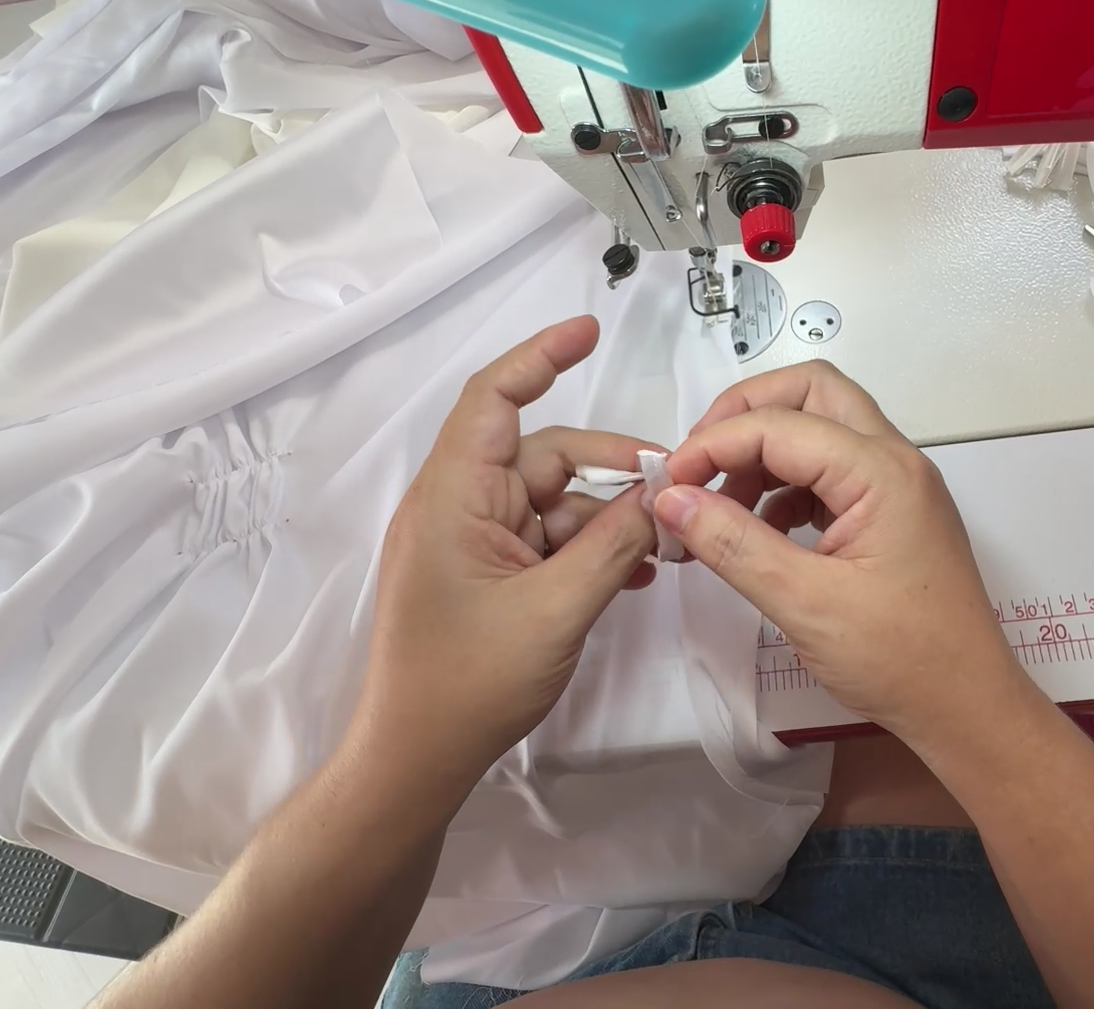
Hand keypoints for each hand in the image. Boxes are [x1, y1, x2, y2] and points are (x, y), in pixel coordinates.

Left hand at [352, 317, 658, 788]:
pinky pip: (555, 540)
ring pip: (561, 503)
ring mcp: (480, 541)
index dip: (541, 357)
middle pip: (549, 457)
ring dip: (612, 522)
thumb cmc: (469, 682)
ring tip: (661, 554)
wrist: (418, 760)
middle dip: (614, 472)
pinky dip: (594, 550)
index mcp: (456, 498)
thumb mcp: (557, 610)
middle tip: (675, 493)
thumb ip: (615, 547)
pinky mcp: (496, 572)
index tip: (590, 331)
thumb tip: (659, 501)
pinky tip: (634, 575)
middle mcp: (464, 506)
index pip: (494, 400)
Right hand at [653, 361, 1024, 741]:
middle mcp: (894, 460)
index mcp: (882, 472)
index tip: (667, 482)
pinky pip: (828, 472)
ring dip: (763, 451)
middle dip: (746, 413)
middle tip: (699, 459)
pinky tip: (756, 529)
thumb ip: (733, 544)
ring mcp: (895, 484)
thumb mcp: (805, 603)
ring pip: (820, 428)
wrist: (967, 706)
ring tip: (718, 507)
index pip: (781, 425)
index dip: (715, 444)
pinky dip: (784, 485)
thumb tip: (670, 499)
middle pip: (813, 392)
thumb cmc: (899, 659)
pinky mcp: (888, 511)